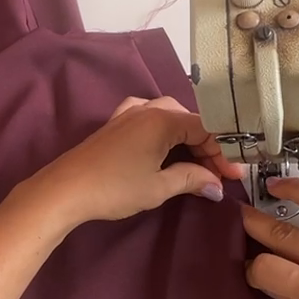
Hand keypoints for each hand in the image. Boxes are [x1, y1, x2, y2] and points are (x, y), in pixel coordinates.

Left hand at [21, 97, 243, 227]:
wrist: (65, 189)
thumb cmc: (114, 188)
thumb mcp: (158, 187)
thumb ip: (191, 180)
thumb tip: (216, 185)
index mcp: (163, 119)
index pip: (206, 128)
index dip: (224, 152)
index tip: (233, 176)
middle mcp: (148, 108)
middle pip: (189, 121)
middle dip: (207, 147)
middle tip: (218, 175)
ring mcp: (129, 113)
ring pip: (170, 117)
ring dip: (186, 139)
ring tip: (196, 165)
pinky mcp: (115, 123)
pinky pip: (149, 117)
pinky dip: (164, 130)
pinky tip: (163, 144)